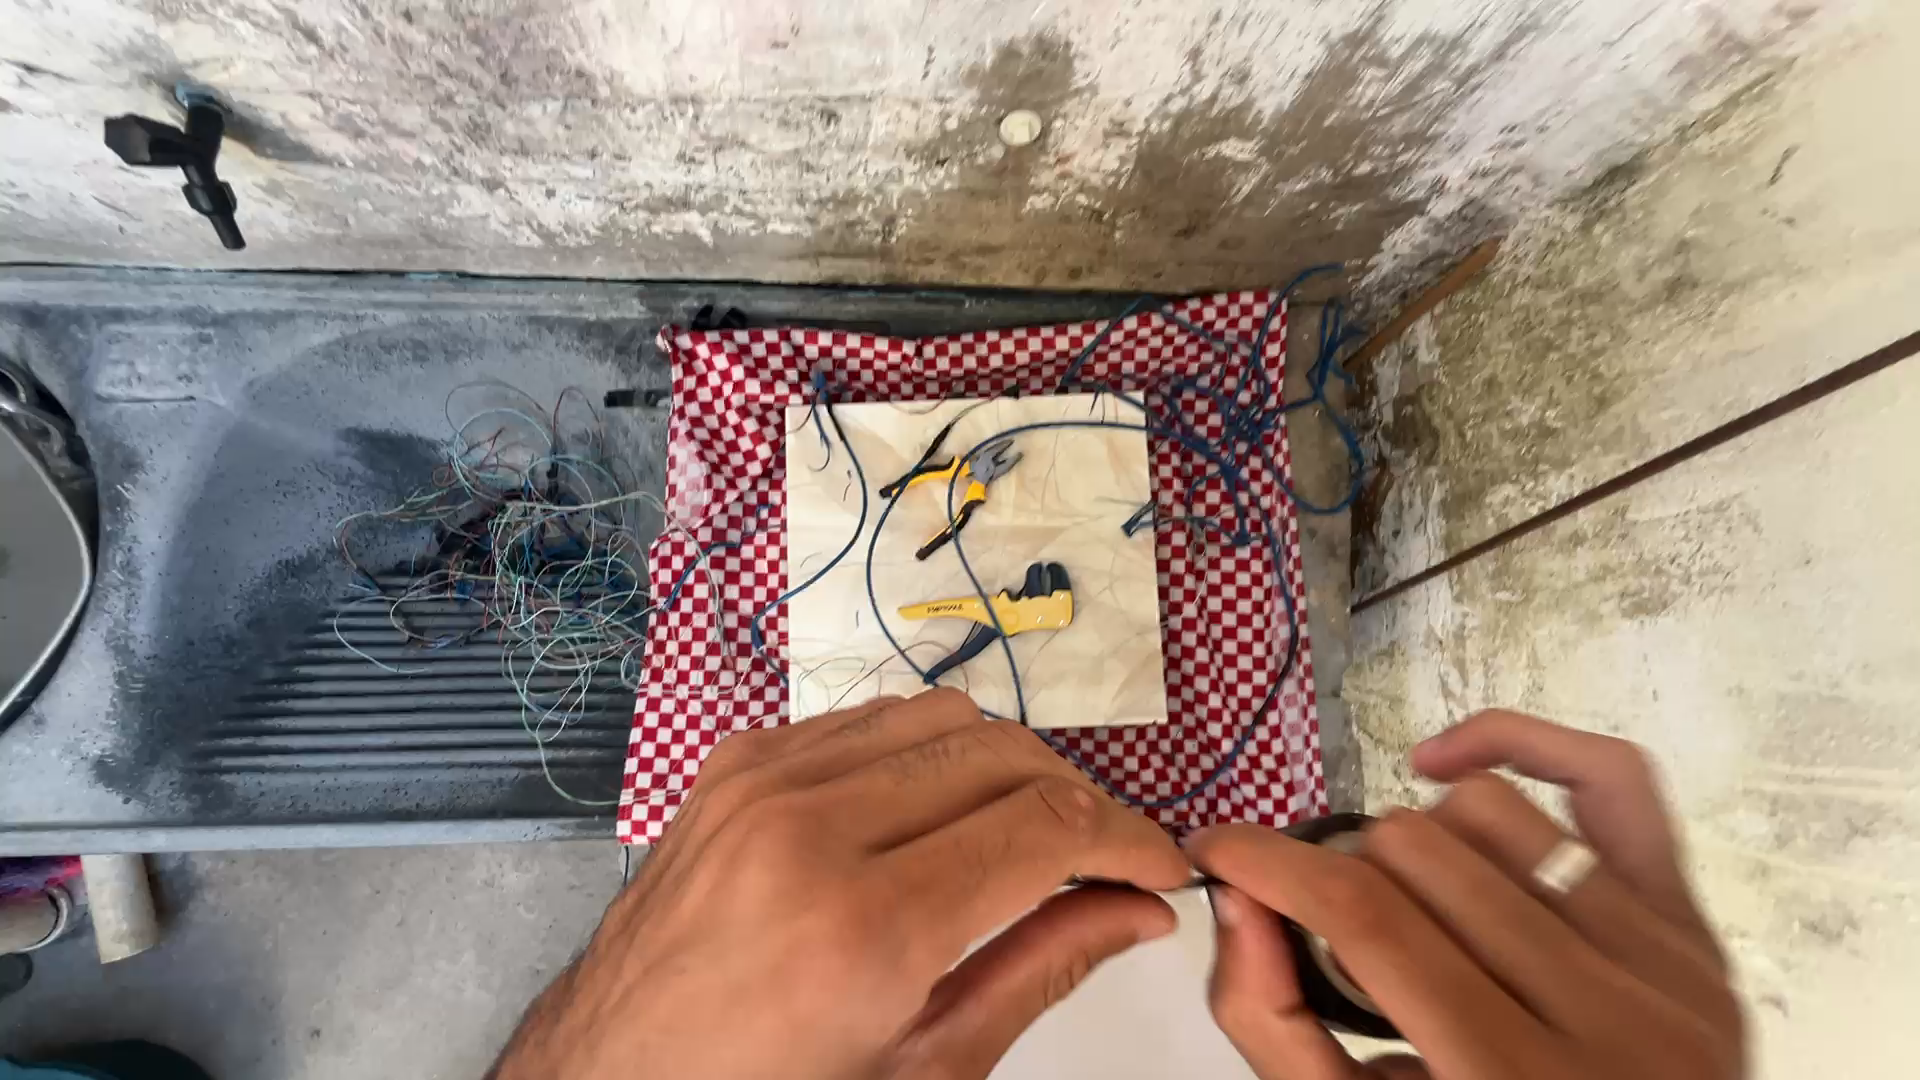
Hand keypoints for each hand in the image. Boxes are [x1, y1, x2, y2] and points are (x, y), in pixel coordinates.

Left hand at [489, 688, 1189, 1079]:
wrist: (610, 1076)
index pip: (1043, 826)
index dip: (1125, 837)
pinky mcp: (741, 755)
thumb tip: (1139, 905)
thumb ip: (1041, 966)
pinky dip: (929, 751)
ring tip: (1019, 826)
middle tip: (1100, 852)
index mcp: (861, 927)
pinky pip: (874, 718)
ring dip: (1006, 765)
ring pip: (945, 715)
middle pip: (1004, 754)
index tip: (1159, 863)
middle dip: (1078, 797)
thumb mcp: (924, 1069)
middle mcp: (811, 823)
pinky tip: (931, 805)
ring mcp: (766, 774)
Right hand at [1189, 710, 1742, 1078]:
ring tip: (1408, 896)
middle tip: (1331, 921)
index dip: (1267, 861)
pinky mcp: (1692, 923)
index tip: (1212, 847)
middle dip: (1339, 871)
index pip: (1365, 916)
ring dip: (1410, 839)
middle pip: (1411, 851)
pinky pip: (1610, 776)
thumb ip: (1268, 1017)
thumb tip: (1235, 893)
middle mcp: (1617, 1020)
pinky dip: (1516, 744)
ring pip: (1481, 807)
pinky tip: (1444, 769)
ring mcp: (1669, 962)